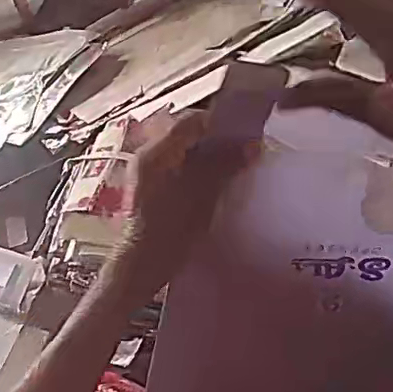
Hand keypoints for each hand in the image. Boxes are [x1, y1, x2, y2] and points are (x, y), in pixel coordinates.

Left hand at [104, 110, 257, 301]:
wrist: (140, 270)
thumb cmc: (167, 233)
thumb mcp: (201, 196)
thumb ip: (224, 165)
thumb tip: (252, 144)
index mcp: (155, 152)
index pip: (191, 121)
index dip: (221, 123)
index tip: (247, 131)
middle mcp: (147, 157)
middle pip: (187, 136)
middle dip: (218, 140)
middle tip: (245, 149)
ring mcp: (148, 175)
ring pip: (186, 153)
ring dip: (211, 156)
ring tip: (237, 166)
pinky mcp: (153, 192)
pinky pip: (181, 169)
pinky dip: (200, 171)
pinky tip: (219, 184)